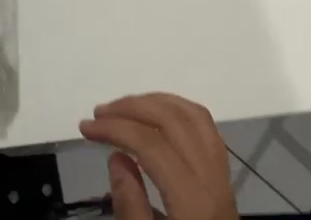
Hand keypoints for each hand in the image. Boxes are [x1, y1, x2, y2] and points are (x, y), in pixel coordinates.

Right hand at [80, 94, 237, 219]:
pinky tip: (157, 115)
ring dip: (157, 102)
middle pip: (174, 121)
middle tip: (100, 113)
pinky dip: (179, 111)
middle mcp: (213, 181)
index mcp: (194, 202)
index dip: (115, 129)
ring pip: (195, 116)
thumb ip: (131, 208)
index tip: (85, 127)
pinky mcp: (225, 179)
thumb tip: (117, 157)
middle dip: (132, 108)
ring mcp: (224, 177)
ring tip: (125, 106)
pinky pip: (206, 128)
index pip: (152, 145)